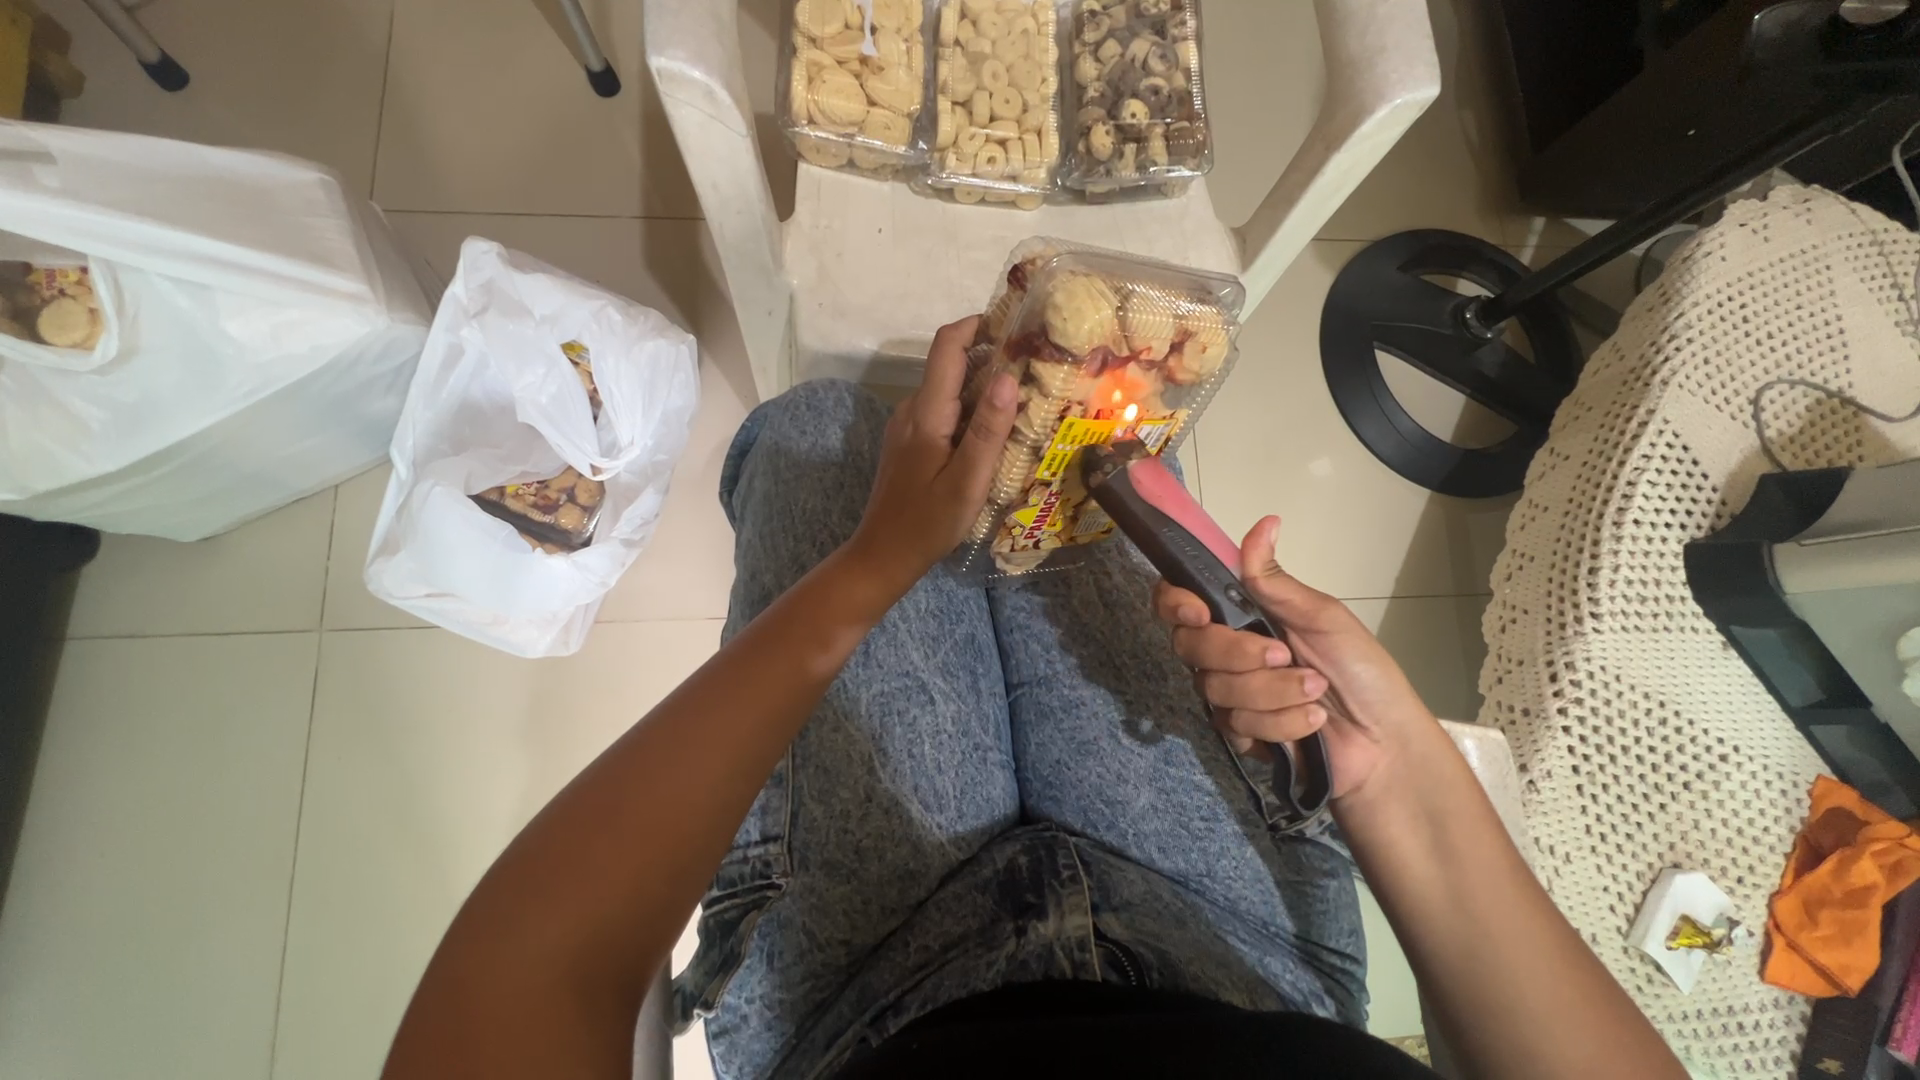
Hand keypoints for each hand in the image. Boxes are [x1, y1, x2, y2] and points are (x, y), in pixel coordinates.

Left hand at [845, 316, 1017, 588]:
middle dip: (991, 359)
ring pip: (948, 392)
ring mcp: (907, 427)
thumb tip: (1008, 377)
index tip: (1017, 326)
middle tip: (1037, 371)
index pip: (947, 345)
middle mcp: (912, 410)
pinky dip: (970, 414)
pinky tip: (995, 436)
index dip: (978, 324)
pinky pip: (943, 414)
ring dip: (983, 390)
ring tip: (1025, 404)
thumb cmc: (928, 523)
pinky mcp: (910, 445)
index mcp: (926, 412)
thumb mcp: (967, 481)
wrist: (883, 557)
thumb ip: (988, 430)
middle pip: (950, 365)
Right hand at [1151, 516, 1437, 801]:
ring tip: (1315, 692)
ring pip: (1215, 688)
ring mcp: (1228, 694)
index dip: (1175, 603)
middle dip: (1237, 653)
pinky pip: (1235, 724)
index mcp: (1240, 615)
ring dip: (1273, 691)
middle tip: (1284, 655)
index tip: (1200, 613)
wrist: (1385, 738)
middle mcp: (1225, 652)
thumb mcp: (1321, 615)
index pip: (1179, 601)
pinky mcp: (1238, 733)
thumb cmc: (1360, 667)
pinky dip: (1280, 723)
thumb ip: (1276, 580)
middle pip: (1189, 645)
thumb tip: (1266, 522)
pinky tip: (1310, 722)